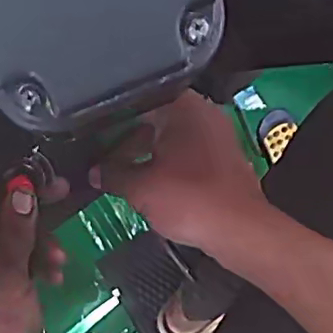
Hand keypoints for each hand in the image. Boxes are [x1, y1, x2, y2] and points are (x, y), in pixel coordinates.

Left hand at [0, 177, 67, 332]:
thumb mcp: (10, 275)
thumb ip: (15, 230)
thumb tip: (21, 188)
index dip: (12, 185)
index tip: (44, 179)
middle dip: (31, 215)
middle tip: (62, 201)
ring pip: (11, 237)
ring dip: (38, 243)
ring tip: (57, 261)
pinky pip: (15, 260)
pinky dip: (35, 262)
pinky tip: (52, 273)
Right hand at [89, 91, 276, 255]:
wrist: (237, 230)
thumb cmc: (191, 201)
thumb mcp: (140, 188)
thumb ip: (112, 175)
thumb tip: (95, 173)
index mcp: (183, 106)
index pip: (137, 102)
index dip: (112, 123)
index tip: (97, 140)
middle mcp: (205, 113)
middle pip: (157, 119)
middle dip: (130, 141)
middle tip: (108, 161)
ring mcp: (219, 136)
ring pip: (174, 139)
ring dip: (149, 156)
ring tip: (127, 177)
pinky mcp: (226, 160)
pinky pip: (190, 156)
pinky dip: (170, 167)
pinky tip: (155, 186)